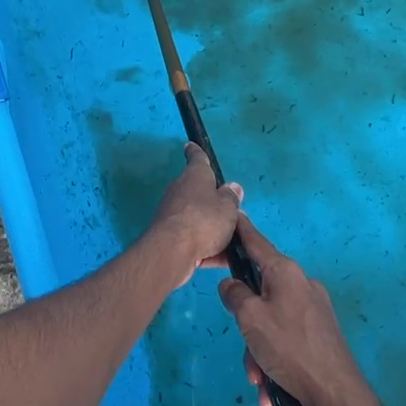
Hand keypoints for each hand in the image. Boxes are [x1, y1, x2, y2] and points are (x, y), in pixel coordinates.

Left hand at [144, 143, 242, 287]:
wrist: (172, 250)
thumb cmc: (204, 220)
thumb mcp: (228, 208)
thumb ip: (231, 198)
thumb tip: (232, 187)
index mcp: (195, 176)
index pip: (197, 158)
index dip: (196, 152)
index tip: (190, 145)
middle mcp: (181, 190)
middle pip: (199, 192)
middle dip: (214, 202)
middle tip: (233, 214)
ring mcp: (173, 214)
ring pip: (198, 218)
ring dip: (213, 229)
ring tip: (234, 242)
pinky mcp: (170, 236)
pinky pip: (194, 239)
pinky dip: (208, 248)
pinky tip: (223, 260)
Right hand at [217, 215, 366, 405]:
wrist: (337, 394)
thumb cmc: (289, 346)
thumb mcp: (250, 317)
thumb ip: (235, 295)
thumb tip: (232, 286)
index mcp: (285, 271)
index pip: (256, 241)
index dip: (240, 229)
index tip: (231, 214)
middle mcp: (301, 283)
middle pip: (260, 290)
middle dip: (247, 323)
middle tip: (245, 347)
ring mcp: (314, 309)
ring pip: (271, 321)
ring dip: (259, 349)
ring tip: (260, 378)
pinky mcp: (321, 333)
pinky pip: (287, 339)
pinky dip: (276, 359)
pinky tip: (273, 386)